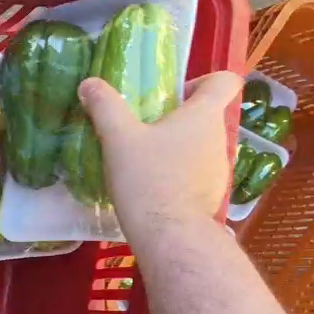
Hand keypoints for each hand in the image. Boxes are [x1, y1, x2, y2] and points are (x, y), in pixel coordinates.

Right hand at [78, 70, 242, 235]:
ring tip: (144, 167)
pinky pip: (197, 175)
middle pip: (205, 117)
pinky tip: (153, 191)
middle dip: (177, 122)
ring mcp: (220, 167)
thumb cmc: (147, 178)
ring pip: (200, 147)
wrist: (169, 232)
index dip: (202, 81)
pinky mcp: (213, 193)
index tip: (174, 97)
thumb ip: (105, 108)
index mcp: (203, 115)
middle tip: (143, 136)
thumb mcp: (118, 139)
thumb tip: (90, 83)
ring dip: (177, 151)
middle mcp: (219, 136)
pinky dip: (179, 177)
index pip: (224, 81)